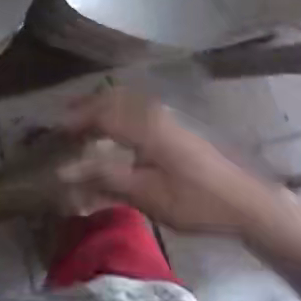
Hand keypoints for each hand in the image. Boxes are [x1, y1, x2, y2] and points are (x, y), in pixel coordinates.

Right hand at [63, 89, 300, 259]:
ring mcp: (166, 113)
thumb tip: (63, 169)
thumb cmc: (195, 201)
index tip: (52, 131)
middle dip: (84, 109)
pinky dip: (118, 111)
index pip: (98, 112)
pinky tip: (116, 130)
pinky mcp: (176, 122)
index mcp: (143, 123)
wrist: (247, 201)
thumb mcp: (147, 195)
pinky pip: (136, 105)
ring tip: (84, 126)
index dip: (73, 120)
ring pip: (124, 99)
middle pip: (110, 98)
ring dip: (101, 108)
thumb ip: (104, 178)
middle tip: (63, 126)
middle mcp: (152, 109)